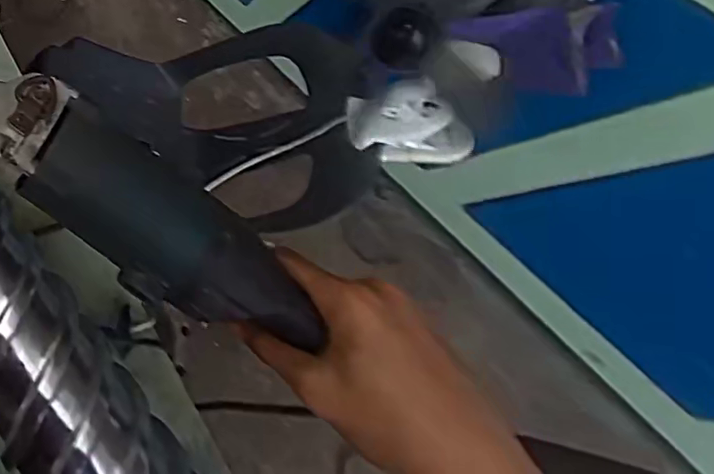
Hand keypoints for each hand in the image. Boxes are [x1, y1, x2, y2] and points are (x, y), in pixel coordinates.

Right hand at [237, 249, 536, 473]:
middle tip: (301, 351)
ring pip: (349, 302)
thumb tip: (240, 323)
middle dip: (303, 311)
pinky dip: (363, 333)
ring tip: (339, 369)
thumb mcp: (319, 391)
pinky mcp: (426, 325)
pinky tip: (372, 374)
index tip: (250, 292)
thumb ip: (272, 350)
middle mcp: (377, 287)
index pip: (289, 259)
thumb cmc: (390, 423)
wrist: (473, 464)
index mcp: (348, 295)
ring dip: (333, 324)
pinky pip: (377, 315)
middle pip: (320, 284)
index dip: (263, 271)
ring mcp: (406, 304)